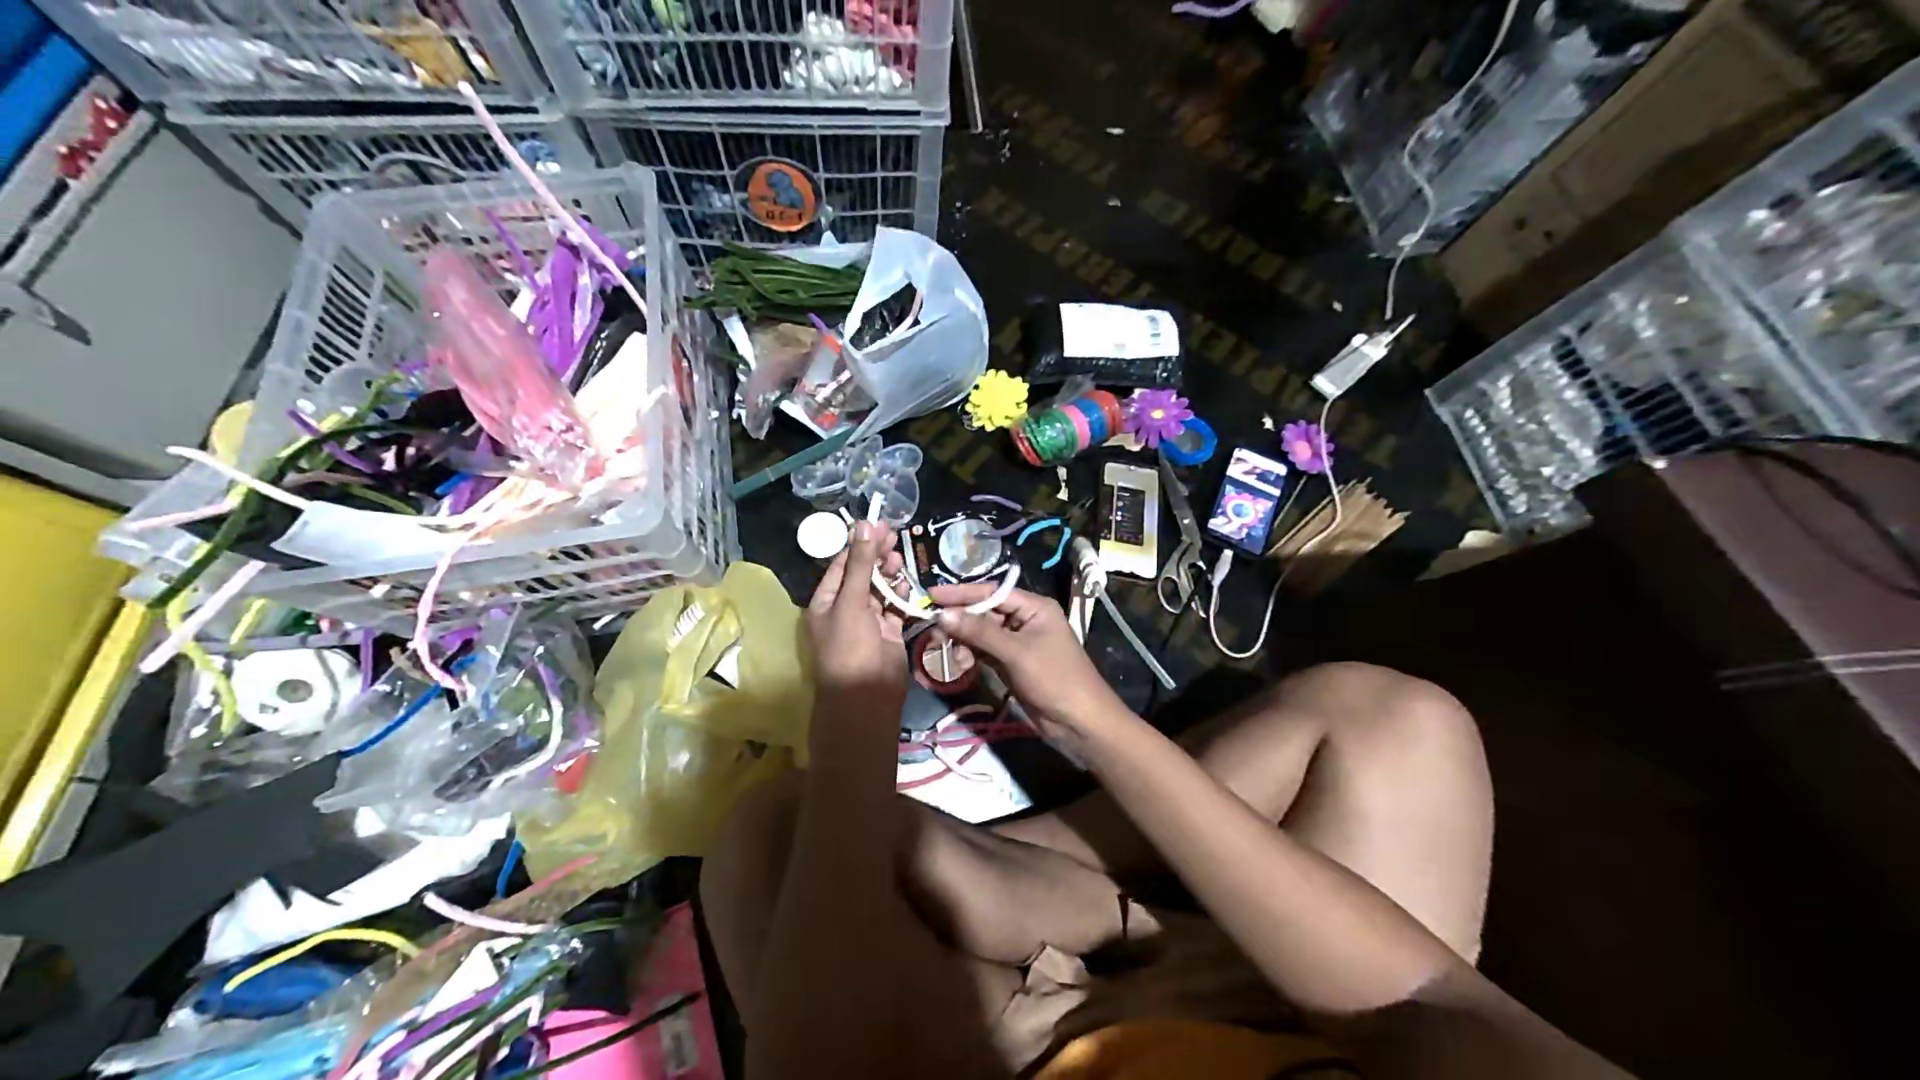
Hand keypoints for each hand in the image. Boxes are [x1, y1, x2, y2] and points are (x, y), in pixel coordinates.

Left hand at [806, 522, 908, 712]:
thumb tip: (863, 525)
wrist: (866, 696)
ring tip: (899, 559)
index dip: (859, 544)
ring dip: (889, 573)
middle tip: (895, 536)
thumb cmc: (850, 646)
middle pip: (862, 573)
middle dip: (876, 555)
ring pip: (880, 588)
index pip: (842, 564)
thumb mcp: (851, 601)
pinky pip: (894, 606)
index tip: (879, 525)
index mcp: (826, 601)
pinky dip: (901, 593)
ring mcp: (867, 621)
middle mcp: (845, 608)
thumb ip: (860, 564)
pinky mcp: (888, 632)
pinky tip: (907, 582)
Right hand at [928, 584, 1129, 735]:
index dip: (961, 593)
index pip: (991, 593)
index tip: (931, 595)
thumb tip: (943, 614)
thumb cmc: (1054, 679)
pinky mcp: (1011, 664)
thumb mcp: (1016, 652)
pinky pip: (984, 652)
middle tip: (933, 631)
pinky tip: (961, 665)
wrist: (1079, 722)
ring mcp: (1018, 643)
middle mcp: (1025, 620)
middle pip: (983, 612)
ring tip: (949, 654)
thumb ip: (979, 632)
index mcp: (1033, 607)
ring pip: (981, 634)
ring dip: (963, 641)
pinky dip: (971, 656)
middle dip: (959, 621)